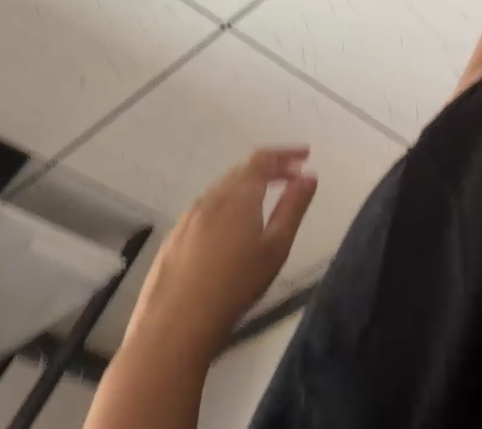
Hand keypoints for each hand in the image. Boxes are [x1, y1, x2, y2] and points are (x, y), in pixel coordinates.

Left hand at [123, 147, 317, 357]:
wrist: (174, 328)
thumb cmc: (236, 285)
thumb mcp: (277, 246)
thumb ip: (294, 207)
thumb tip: (309, 176)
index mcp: (238, 196)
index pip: (262, 159)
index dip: (285, 153)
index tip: (306, 156)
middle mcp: (210, 200)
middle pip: (241, 171)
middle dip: (269, 168)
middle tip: (292, 177)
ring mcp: (186, 220)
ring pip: (221, 190)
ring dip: (247, 186)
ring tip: (265, 200)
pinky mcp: (172, 240)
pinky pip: (205, 209)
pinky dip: (226, 205)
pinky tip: (231, 228)